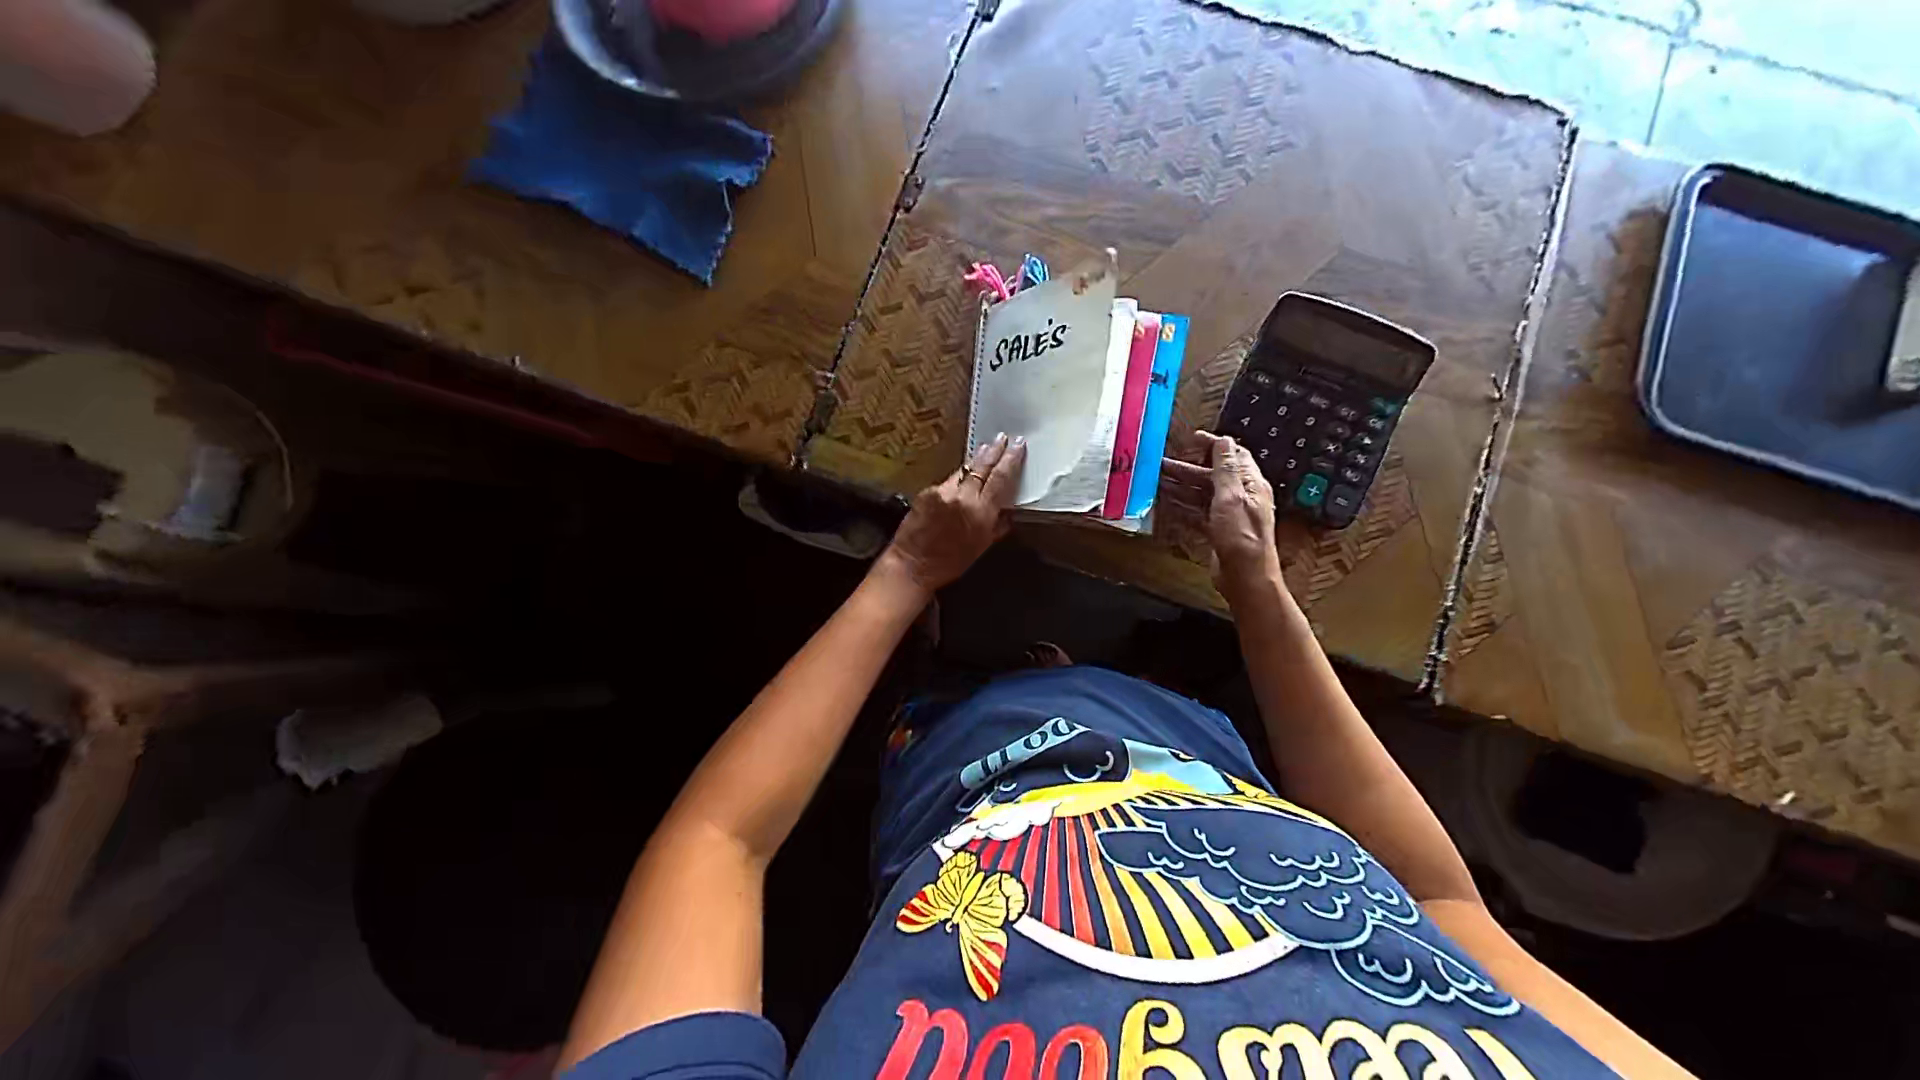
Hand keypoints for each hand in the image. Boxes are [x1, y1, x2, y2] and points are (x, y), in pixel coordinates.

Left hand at [876, 433, 1026, 592]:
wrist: (913, 565)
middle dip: (994, 451)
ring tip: (986, 448)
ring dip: (976, 460)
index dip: (1011, 460)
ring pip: (963, 471)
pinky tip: (961, 476)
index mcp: (982, 513)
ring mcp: (944, 492)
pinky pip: (947, 481)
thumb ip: (996, 526)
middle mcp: (964, 498)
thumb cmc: (950, 563)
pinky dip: (956, 478)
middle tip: (1003, 437)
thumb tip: (1008, 513)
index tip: (1018, 445)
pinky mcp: (928, 492)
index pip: (1000, 479)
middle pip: (982, 467)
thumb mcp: (981, 547)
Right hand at [1160, 431, 1283, 596]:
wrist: (1245, 576)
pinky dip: (1182, 506)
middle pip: (1213, 476)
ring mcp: (1229, 515)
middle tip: (1163, 463)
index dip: (1212, 445)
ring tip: (1159, 480)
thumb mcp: (1232, 497)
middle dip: (1188, 468)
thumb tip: (1224, 441)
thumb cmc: (1242, 538)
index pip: (1233, 456)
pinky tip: (1166, 503)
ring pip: (1202, 494)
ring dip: (1182, 486)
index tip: (1192, 439)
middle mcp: (1241, 497)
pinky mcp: (1218, 530)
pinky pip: (1197, 513)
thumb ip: (1226, 469)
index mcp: (1250, 485)